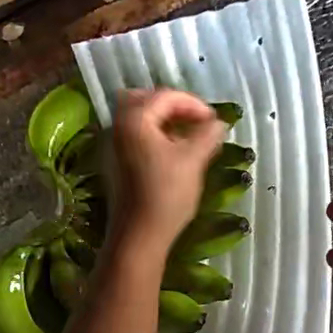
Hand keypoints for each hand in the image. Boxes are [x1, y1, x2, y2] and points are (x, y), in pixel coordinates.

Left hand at [105, 89, 227, 257]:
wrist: (139, 236)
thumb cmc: (166, 195)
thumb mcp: (193, 160)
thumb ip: (208, 134)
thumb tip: (218, 123)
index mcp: (134, 119)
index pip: (166, 96)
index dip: (194, 104)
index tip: (214, 120)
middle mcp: (118, 126)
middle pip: (146, 100)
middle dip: (174, 106)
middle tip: (197, 121)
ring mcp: (113, 146)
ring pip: (139, 119)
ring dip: (164, 121)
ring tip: (188, 137)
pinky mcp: (115, 163)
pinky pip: (135, 136)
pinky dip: (154, 135)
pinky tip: (173, 153)